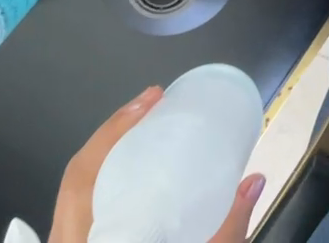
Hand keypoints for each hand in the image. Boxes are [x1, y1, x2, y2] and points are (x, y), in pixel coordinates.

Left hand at [46, 86, 265, 242]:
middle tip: (153, 106)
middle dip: (113, 133)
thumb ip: (228, 229)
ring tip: (146, 138)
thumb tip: (255, 181)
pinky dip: (106, 192)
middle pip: (75, 179)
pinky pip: (81, 220)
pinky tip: (136, 188)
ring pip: (73, 201)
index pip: (84, 175)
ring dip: (108, 162)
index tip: (152, 99)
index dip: (115, 128)